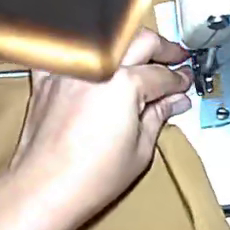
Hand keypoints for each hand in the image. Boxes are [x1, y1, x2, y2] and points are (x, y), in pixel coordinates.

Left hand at [2, 28, 192, 229]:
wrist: (44, 189)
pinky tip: (93, 61)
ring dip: (128, 45)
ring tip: (140, 58)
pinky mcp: (47, 80)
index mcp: (125, 84)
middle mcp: (97, 69)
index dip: (179, 80)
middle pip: (140, 42)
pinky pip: (67, 53)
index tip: (184, 84)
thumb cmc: (89, 178)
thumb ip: (158, 116)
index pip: (162, 75)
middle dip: (163, 48)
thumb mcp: (140, 150)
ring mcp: (70, 71)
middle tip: (175, 59)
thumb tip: (173, 102)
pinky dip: (82, 53)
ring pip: (106, 40)